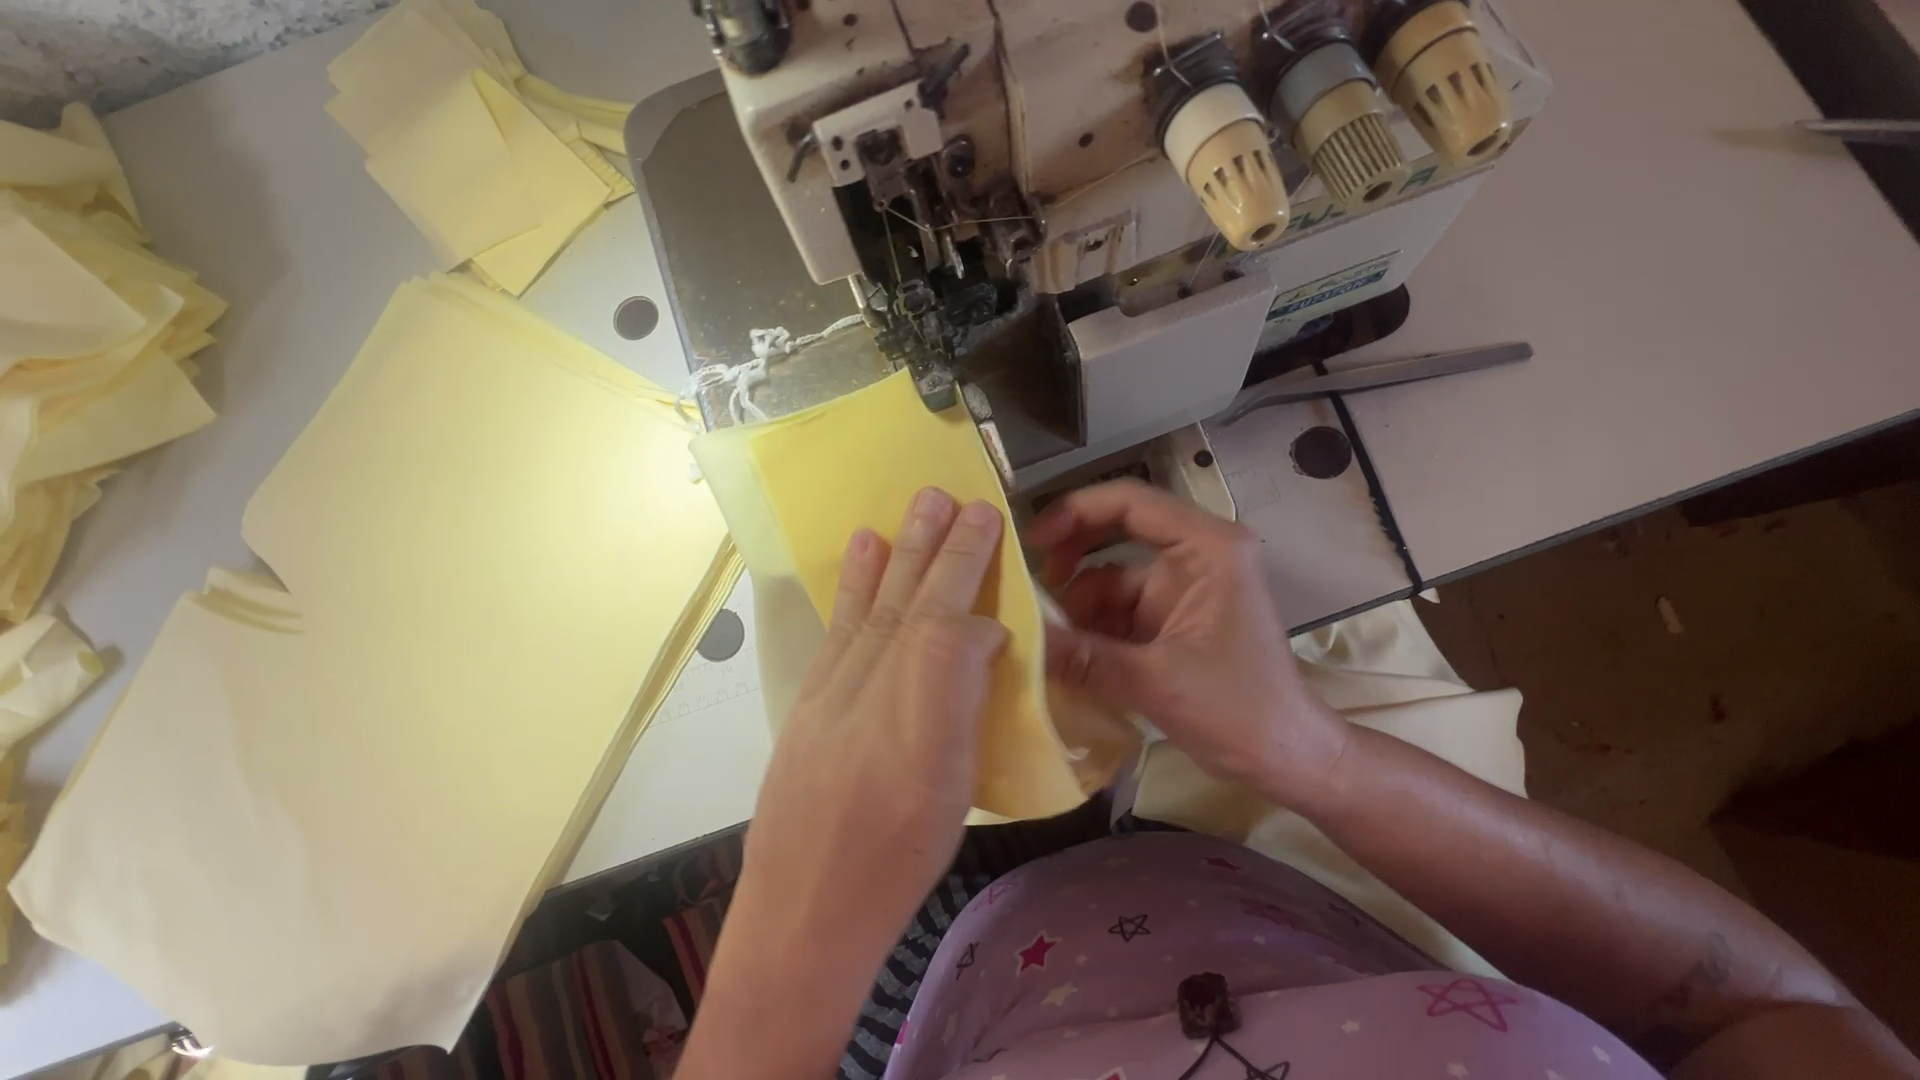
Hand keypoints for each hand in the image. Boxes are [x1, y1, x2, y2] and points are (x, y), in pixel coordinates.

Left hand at [740, 487, 1008, 947]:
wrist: (803, 909)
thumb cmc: (894, 859)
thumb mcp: (953, 786)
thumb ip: (965, 700)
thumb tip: (982, 638)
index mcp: (918, 705)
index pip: (946, 615)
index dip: (966, 563)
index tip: (984, 518)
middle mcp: (870, 684)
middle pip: (906, 602)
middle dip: (931, 547)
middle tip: (945, 496)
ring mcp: (832, 691)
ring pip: (870, 609)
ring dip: (891, 557)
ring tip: (906, 515)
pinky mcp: (807, 704)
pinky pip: (837, 632)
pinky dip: (851, 592)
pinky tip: (860, 565)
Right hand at [1028, 479, 1348, 806]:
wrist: (1285, 758)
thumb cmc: (1238, 708)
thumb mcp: (1155, 681)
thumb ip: (1084, 658)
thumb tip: (1017, 639)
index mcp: (1207, 549)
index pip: (1132, 502)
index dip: (1075, 512)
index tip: (1032, 541)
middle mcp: (1195, 557)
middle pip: (1117, 532)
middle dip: (1072, 557)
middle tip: (1032, 586)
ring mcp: (1181, 590)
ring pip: (1110, 579)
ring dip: (1078, 607)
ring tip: (1049, 641)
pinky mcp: (1171, 622)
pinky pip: (1117, 611)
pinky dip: (1091, 630)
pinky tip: (1066, 656)